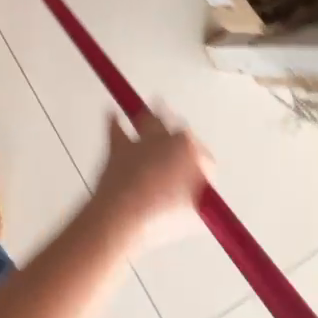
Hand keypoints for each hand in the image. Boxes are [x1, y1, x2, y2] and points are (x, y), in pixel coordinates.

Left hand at [90, 111, 211, 251]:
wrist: (124, 214)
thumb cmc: (159, 215)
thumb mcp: (192, 214)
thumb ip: (196, 200)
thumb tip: (196, 202)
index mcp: (191, 152)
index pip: (205, 157)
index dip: (203, 168)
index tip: (200, 177)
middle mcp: (168, 140)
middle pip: (180, 131)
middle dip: (181, 136)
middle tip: (183, 138)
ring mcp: (142, 141)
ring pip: (151, 118)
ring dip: (153, 113)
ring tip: (154, 103)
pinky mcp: (119, 146)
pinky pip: (115, 126)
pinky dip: (113, 120)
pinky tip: (112, 114)